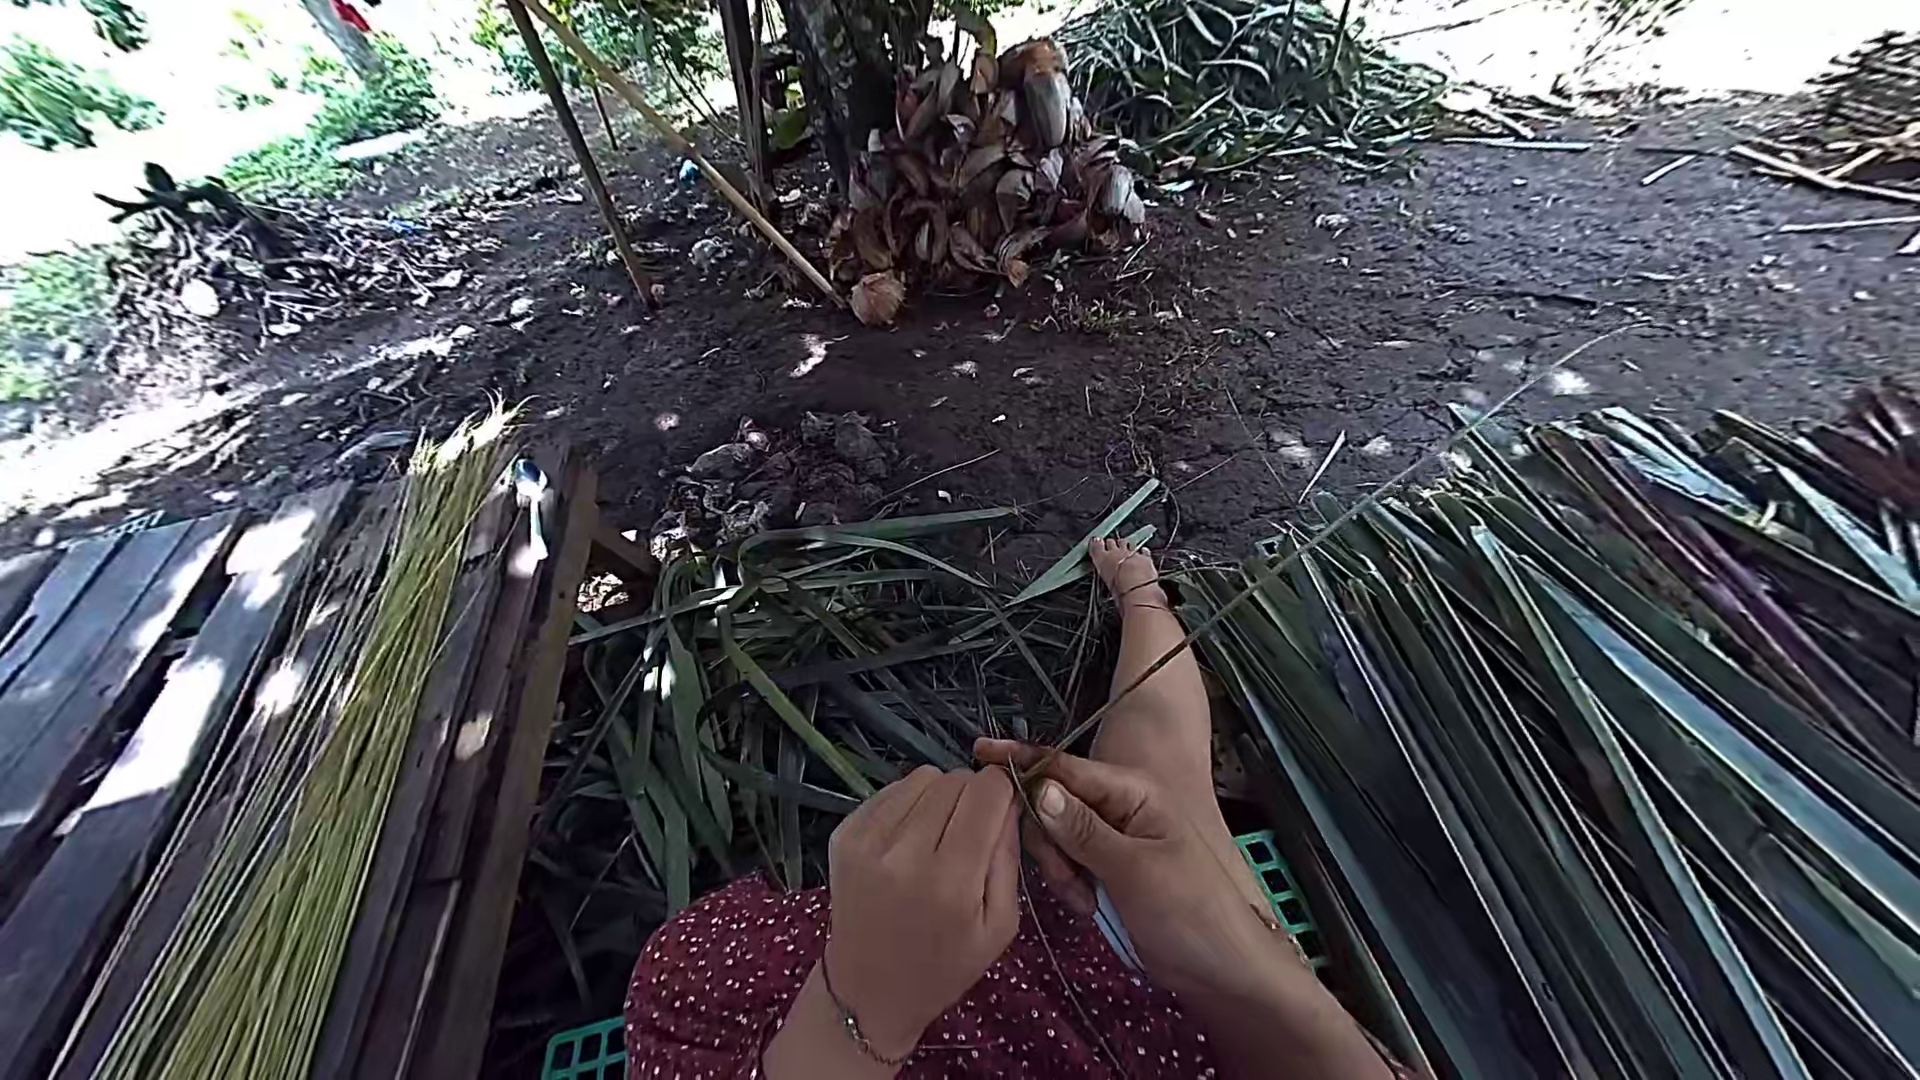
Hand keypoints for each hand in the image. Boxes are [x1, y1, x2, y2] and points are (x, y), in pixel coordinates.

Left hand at [823, 765, 1021, 1059]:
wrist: (868, 990)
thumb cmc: (944, 964)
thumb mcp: (999, 925)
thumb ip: (1008, 855)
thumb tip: (1008, 796)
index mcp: (951, 881)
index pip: (987, 790)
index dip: (1001, 790)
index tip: (1001, 806)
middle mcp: (905, 852)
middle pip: (956, 779)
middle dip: (972, 794)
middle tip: (968, 828)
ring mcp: (868, 839)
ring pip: (924, 776)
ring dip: (939, 794)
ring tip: (937, 832)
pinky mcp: (845, 832)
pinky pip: (892, 789)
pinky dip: (909, 802)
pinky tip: (908, 836)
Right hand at [973, 739, 1281, 1000]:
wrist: (1224, 975)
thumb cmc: (1191, 913)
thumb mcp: (1135, 869)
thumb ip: (1082, 829)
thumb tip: (1038, 789)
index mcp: (1130, 790)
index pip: (1065, 766)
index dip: (1022, 759)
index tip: (981, 752)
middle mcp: (1116, 805)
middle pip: (1052, 801)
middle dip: (1048, 839)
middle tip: (1065, 878)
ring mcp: (1109, 836)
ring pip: (1055, 833)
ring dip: (1058, 867)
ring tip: (1083, 900)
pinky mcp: (1104, 865)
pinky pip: (1066, 860)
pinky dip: (1068, 882)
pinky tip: (1086, 905)